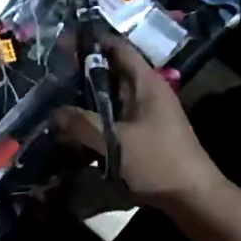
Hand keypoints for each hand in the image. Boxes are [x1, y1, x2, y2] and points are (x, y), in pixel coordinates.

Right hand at [53, 38, 225, 203]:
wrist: (191, 197)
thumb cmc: (157, 162)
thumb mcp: (114, 141)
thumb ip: (81, 124)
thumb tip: (53, 113)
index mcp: (145, 84)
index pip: (117, 48)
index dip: (90, 42)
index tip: (59, 44)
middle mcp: (145, 93)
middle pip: (109, 73)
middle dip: (79, 74)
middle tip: (48, 77)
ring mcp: (143, 114)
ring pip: (107, 98)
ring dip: (82, 101)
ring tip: (52, 103)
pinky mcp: (140, 134)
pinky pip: (110, 119)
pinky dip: (91, 121)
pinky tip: (70, 133)